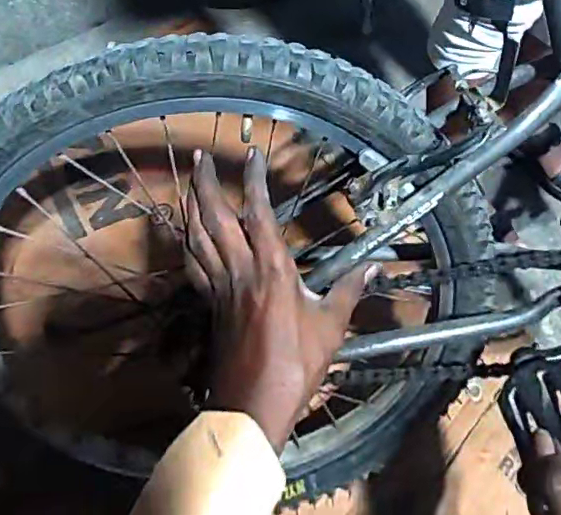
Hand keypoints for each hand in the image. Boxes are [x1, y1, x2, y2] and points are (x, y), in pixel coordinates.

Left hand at [182, 149, 375, 450]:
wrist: (254, 404)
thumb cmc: (295, 365)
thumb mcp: (331, 325)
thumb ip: (350, 290)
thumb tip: (374, 267)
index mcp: (272, 267)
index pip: (259, 211)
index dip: (254, 180)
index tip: (252, 155)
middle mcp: (241, 268)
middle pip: (215, 215)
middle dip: (205, 181)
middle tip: (199, 155)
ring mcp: (221, 285)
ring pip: (198, 235)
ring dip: (191, 204)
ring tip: (188, 179)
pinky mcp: (210, 302)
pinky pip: (193, 264)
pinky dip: (187, 242)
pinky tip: (186, 232)